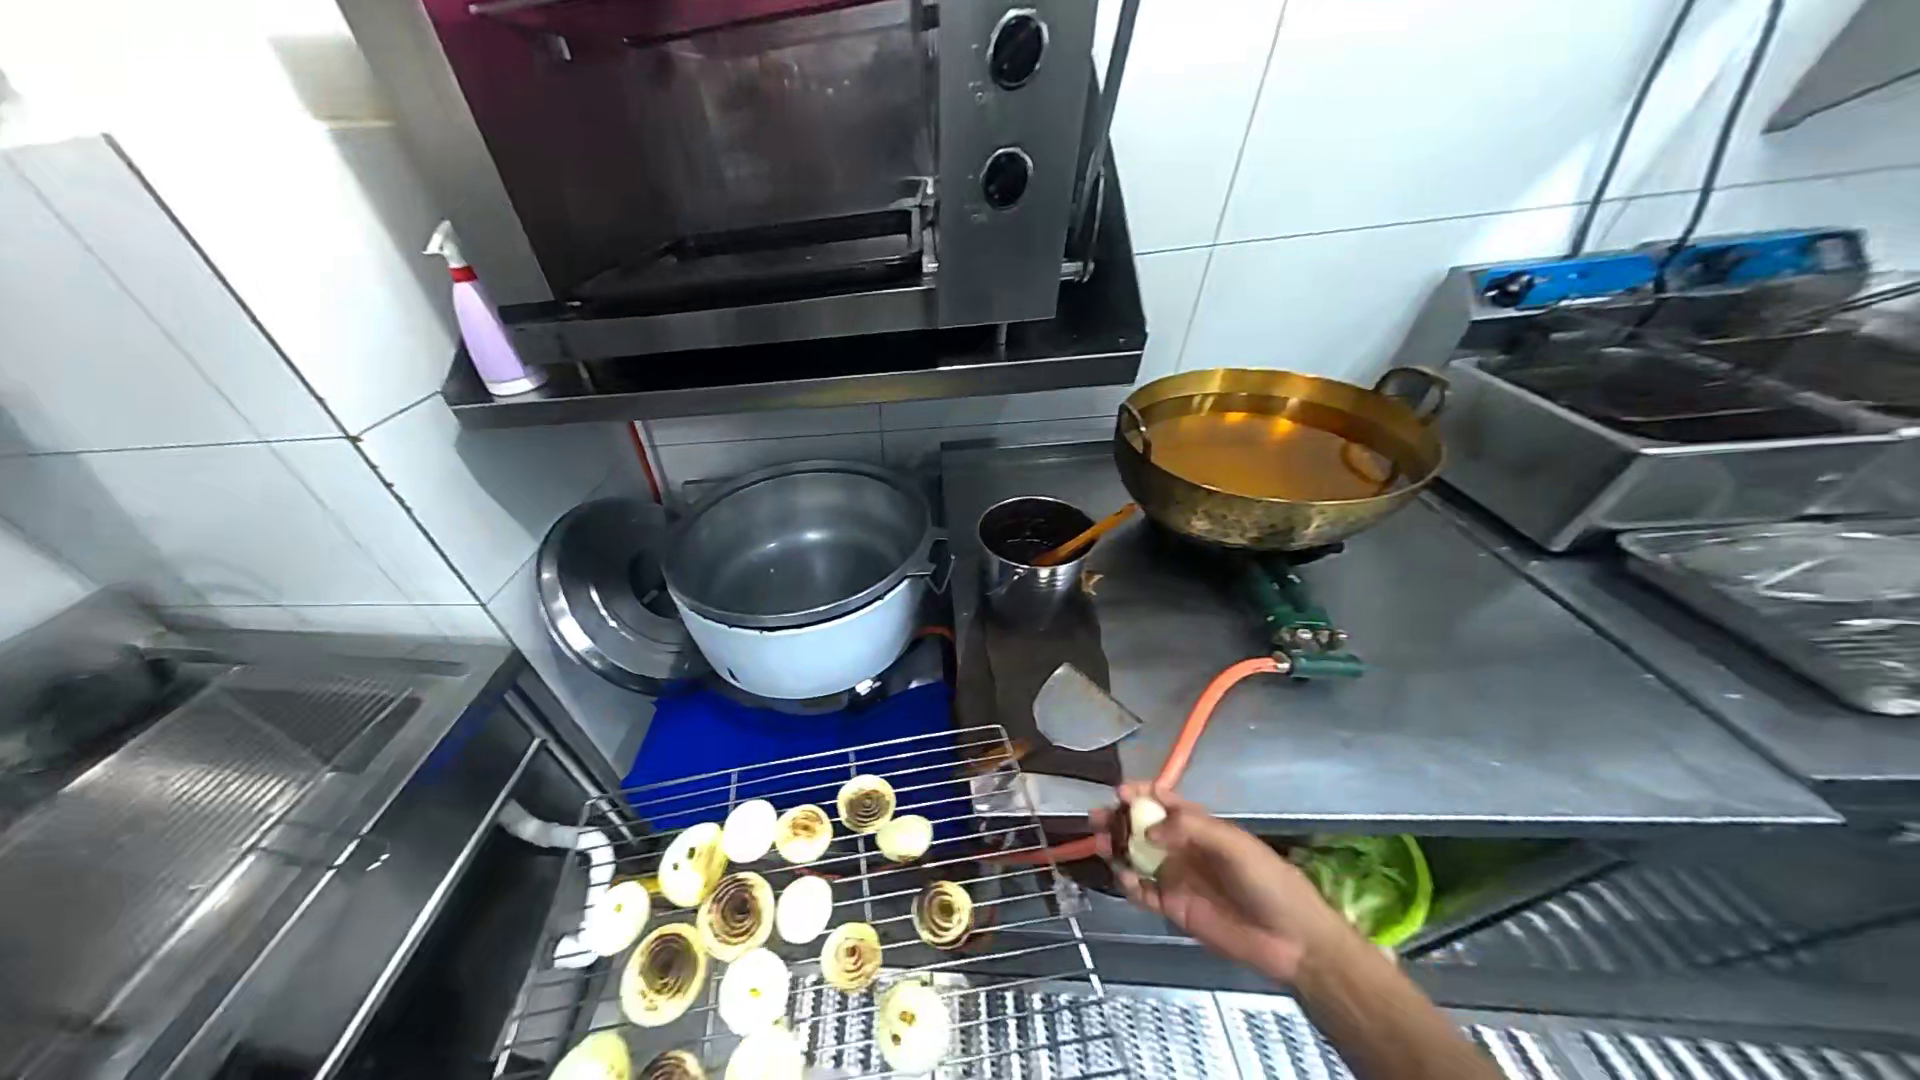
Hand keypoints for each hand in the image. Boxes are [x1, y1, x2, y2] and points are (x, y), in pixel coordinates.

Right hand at [1089, 782, 1356, 981]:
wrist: (1291, 939)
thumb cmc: (1267, 880)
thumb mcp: (1233, 844)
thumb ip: (1189, 829)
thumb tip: (1148, 828)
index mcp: (1198, 825)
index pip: (1162, 800)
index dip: (1141, 792)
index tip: (1120, 791)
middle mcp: (1181, 846)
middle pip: (1141, 826)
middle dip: (1118, 818)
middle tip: (1097, 816)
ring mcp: (1175, 876)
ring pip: (1134, 856)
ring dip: (1116, 848)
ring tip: (1101, 844)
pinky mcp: (1172, 906)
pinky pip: (1141, 891)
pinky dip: (1127, 883)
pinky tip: (1124, 878)